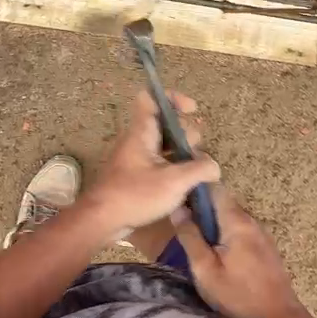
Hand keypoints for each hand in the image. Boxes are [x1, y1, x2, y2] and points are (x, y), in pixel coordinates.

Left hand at [78, 88, 220, 242]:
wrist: (102, 220)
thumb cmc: (135, 195)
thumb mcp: (174, 182)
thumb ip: (200, 169)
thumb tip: (214, 167)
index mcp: (142, 132)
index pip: (152, 97)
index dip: (174, 98)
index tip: (192, 111)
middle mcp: (138, 140)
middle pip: (167, 123)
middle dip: (187, 133)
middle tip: (194, 155)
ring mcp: (137, 158)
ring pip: (166, 145)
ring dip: (184, 155)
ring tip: (196, 174)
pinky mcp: (137, 175)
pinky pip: (160, 162)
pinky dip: (175, 168)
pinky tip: (187, 185)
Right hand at [171, 186, 307, 317]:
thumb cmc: (238, 295)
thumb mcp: (205, 269)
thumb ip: (190, 237)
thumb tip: (177, 209)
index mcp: (236, 222)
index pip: (214, 188)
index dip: (194, 189)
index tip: (177, 199)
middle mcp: (251, 221)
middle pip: (223, 202)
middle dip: (201, 209)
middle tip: (182, 226)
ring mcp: (261, 234)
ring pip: (231, 218)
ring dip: (213, 224)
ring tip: (196, 241)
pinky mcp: (265, 248)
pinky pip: (241, 231)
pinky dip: (225, 235)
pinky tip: (216, 254)